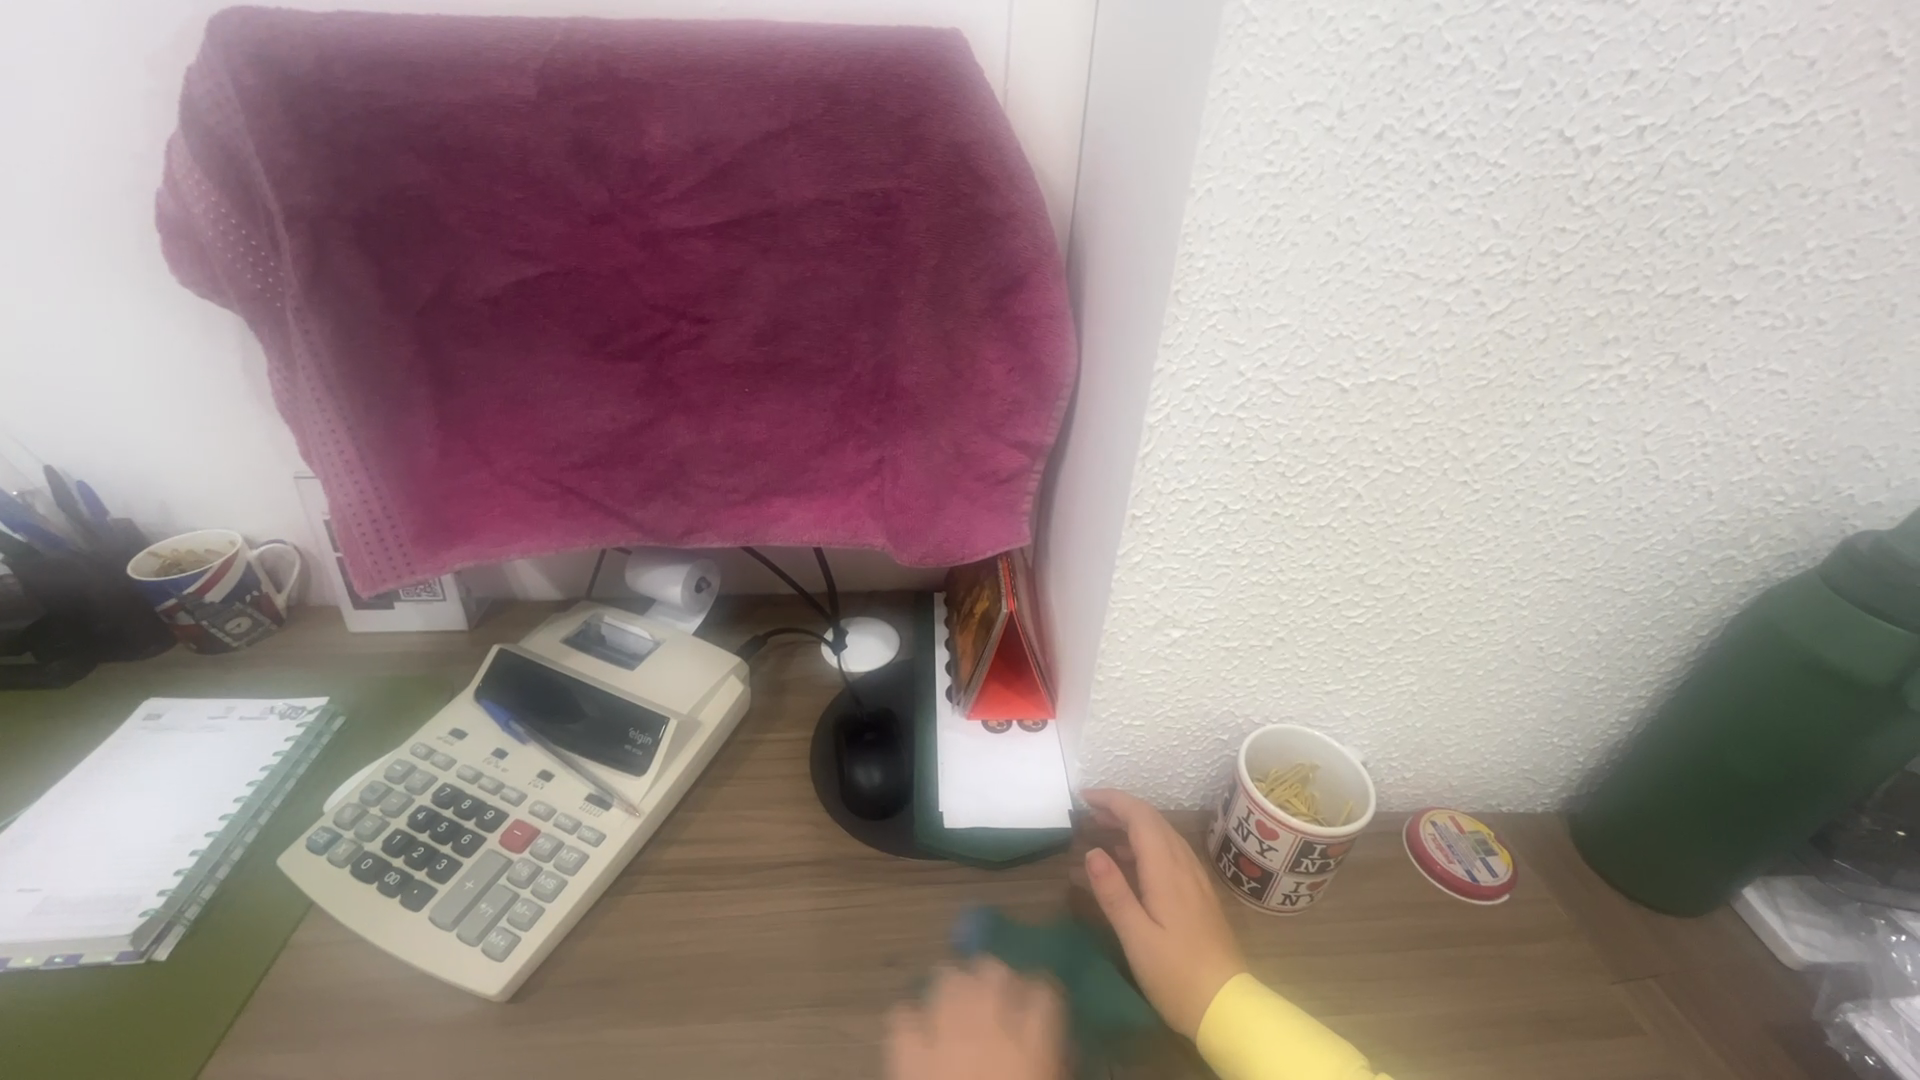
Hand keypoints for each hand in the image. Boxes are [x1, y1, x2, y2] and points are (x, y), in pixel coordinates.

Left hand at [886, 957, 1066, 1079]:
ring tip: (958, 1006)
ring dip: (954, 989)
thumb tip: (1057, 1053)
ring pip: (947, 979)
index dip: (1041, 991)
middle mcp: (989, 1027)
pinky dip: (911, 1019)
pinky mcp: (908, 1057)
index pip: (1044, 990)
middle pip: (991, 970)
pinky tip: (919, 1033)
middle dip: (994, 977)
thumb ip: (1053, 1066)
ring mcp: (944, 1037)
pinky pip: (903, 1016)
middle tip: (997, 997)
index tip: (1040, 1000)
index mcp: (1032, 1045)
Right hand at [1080, 788, 1246, 1039]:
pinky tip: (1128, 864)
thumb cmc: (1176, 974)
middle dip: (1119, 810)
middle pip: (1152, 821)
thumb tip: (1091, 851)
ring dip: (1131, 826)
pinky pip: (1169, 854)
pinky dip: (1144, 846)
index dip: (1112, 801)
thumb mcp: (1136, 936)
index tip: (1084, 798)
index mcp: (1167, 870)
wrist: (1227, 1006)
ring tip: (1100, 834)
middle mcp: (1183, 866)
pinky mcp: (1198, 895)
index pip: (1140, 817)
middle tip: (1086, 813)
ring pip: (1162, 836)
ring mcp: (1194, 880)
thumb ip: (1113, 892)